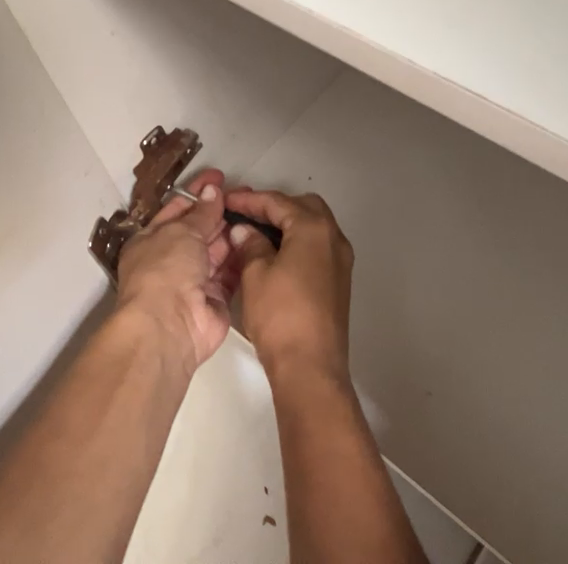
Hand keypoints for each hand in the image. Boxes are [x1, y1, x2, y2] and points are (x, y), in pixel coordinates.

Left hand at [115, 169, 239, 372]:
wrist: (169, 327)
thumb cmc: (165, 270)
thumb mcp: (181, 232)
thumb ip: (202, 212)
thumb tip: (212, 191)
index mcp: (152, 239)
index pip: (177, 208)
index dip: (198, 191)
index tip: (220, 176)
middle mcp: (171, 258)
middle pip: (199, 229)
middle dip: (220, 211)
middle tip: (246, 192)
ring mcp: (194, 280)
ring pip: (218, 249)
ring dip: (233, 232)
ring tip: (257, 211)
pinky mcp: (215, 297)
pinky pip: (231, 272)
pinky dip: (242, 257)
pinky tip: (259, 239)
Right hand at [225, 188, 354, 382]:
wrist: (310, 366)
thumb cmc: (281, 316)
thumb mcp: (256, 275)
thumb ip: (251, 245)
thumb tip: (244, 231)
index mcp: (314, 229)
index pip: (278, 202)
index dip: (249, 200)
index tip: (227, 201)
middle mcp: (333, 238)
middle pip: (303, 207)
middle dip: (274, 207)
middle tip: (244, 214)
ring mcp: (340, 260)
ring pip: (313, 227)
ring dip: (286, 225)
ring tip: (255, 232)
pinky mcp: (339, 280)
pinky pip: (316, 247)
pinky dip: (296, 243)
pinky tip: (273, 255)